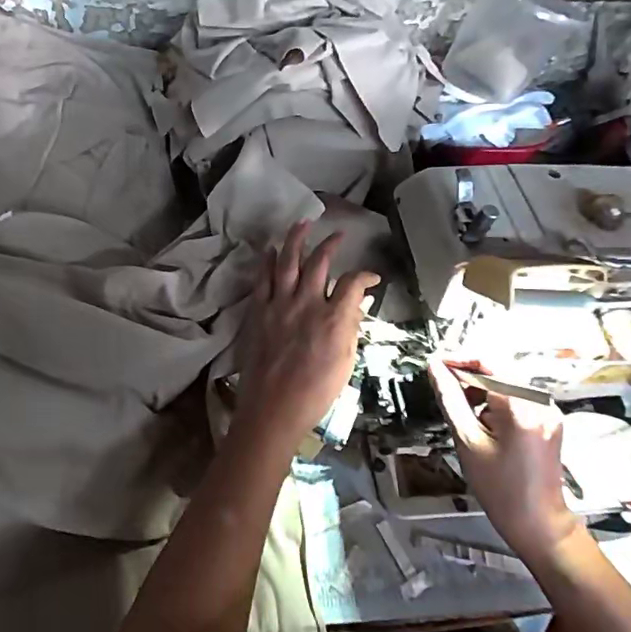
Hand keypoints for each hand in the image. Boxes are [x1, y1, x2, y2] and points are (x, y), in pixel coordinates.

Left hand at [234, 221, 380, 442]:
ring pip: (287, 262)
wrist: (273, 407)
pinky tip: (271, 251)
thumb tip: (354, 307)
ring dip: (296, 239)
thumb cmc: (316, 392)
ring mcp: (279, 305)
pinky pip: (263, 279)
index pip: (353, 283)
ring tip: (302, 223)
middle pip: (319, 262)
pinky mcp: (259, 312)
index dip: (366, 275)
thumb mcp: (345, 362)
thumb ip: (350, 329)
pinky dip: (267, 262)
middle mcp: (307, 304)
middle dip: (331, 244)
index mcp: (333, 319)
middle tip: (337, 234)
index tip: (372, 277)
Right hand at [428, 358, 581, 559]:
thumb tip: (435, 369)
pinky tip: (479, 415)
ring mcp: (549, 411)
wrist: (538, 523)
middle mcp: (541, 402)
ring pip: (508, 381)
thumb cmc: (499, 488)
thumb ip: (450, 399)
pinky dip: (496, 398)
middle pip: (500, 369)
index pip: (489, 363)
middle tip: (442, 383)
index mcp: (522, 407)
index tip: (436, 364)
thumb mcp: (467, 441)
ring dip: (481, 386)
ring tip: (459, 403)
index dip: (459, 358)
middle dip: (469, 373)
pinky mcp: (548, 420)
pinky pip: (518, 396)